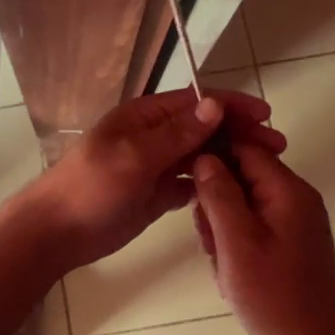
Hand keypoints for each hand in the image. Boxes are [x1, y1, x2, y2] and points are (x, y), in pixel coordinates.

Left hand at [29, 88, 285, 271]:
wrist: (58, 231)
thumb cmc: (91, 187)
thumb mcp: (135, 157)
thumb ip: (176, 134)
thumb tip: (214, 104)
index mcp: (145, 117)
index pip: (196, 103)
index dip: (231, 106)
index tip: (265, 115)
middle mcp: (153, 136)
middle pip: (204, 128)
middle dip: (239, 133)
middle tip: (277, 147)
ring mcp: (155, 166)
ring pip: (201, 156)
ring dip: (230, 158)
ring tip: (264, 169)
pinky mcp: (156, 194)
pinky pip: (191, 183)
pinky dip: (212, 185)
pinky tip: (236, 193)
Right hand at [191, 145, 334, 334]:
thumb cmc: (273, 295)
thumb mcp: (236, 242)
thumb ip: (219, 194)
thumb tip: (205, 156)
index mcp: (288, 190)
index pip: (245, 147)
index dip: (212, 152)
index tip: (183, 172)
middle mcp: (297, 198)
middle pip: (243, 174)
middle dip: (216, 199)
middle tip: (208, 237)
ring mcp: (297, 222)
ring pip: (245, 202)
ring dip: (223, 225)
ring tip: (220, 260)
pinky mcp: (292, 243)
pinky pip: (255, 225)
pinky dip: (236, 241)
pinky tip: (230, 269)